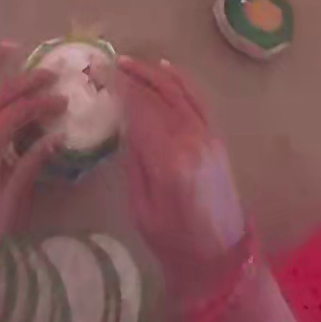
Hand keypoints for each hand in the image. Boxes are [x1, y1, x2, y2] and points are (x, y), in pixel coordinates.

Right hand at [117, 57, 249, 308]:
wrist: (221, 259)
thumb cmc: (173, 241)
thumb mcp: (140, 207)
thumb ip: (133, 162)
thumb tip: (125, 126)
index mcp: (168, 159)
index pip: (138, 110)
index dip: (118, 88)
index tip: (99, 73)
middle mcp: (190, 138)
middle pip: (158, 95)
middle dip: (132, 75)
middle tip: (109, 64)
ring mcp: (207, 135)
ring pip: (178, 91)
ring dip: (154, 72)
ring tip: (130, 62)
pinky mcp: (216, 137)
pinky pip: (197, 99)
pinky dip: (181, 80)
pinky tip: (165, 69)